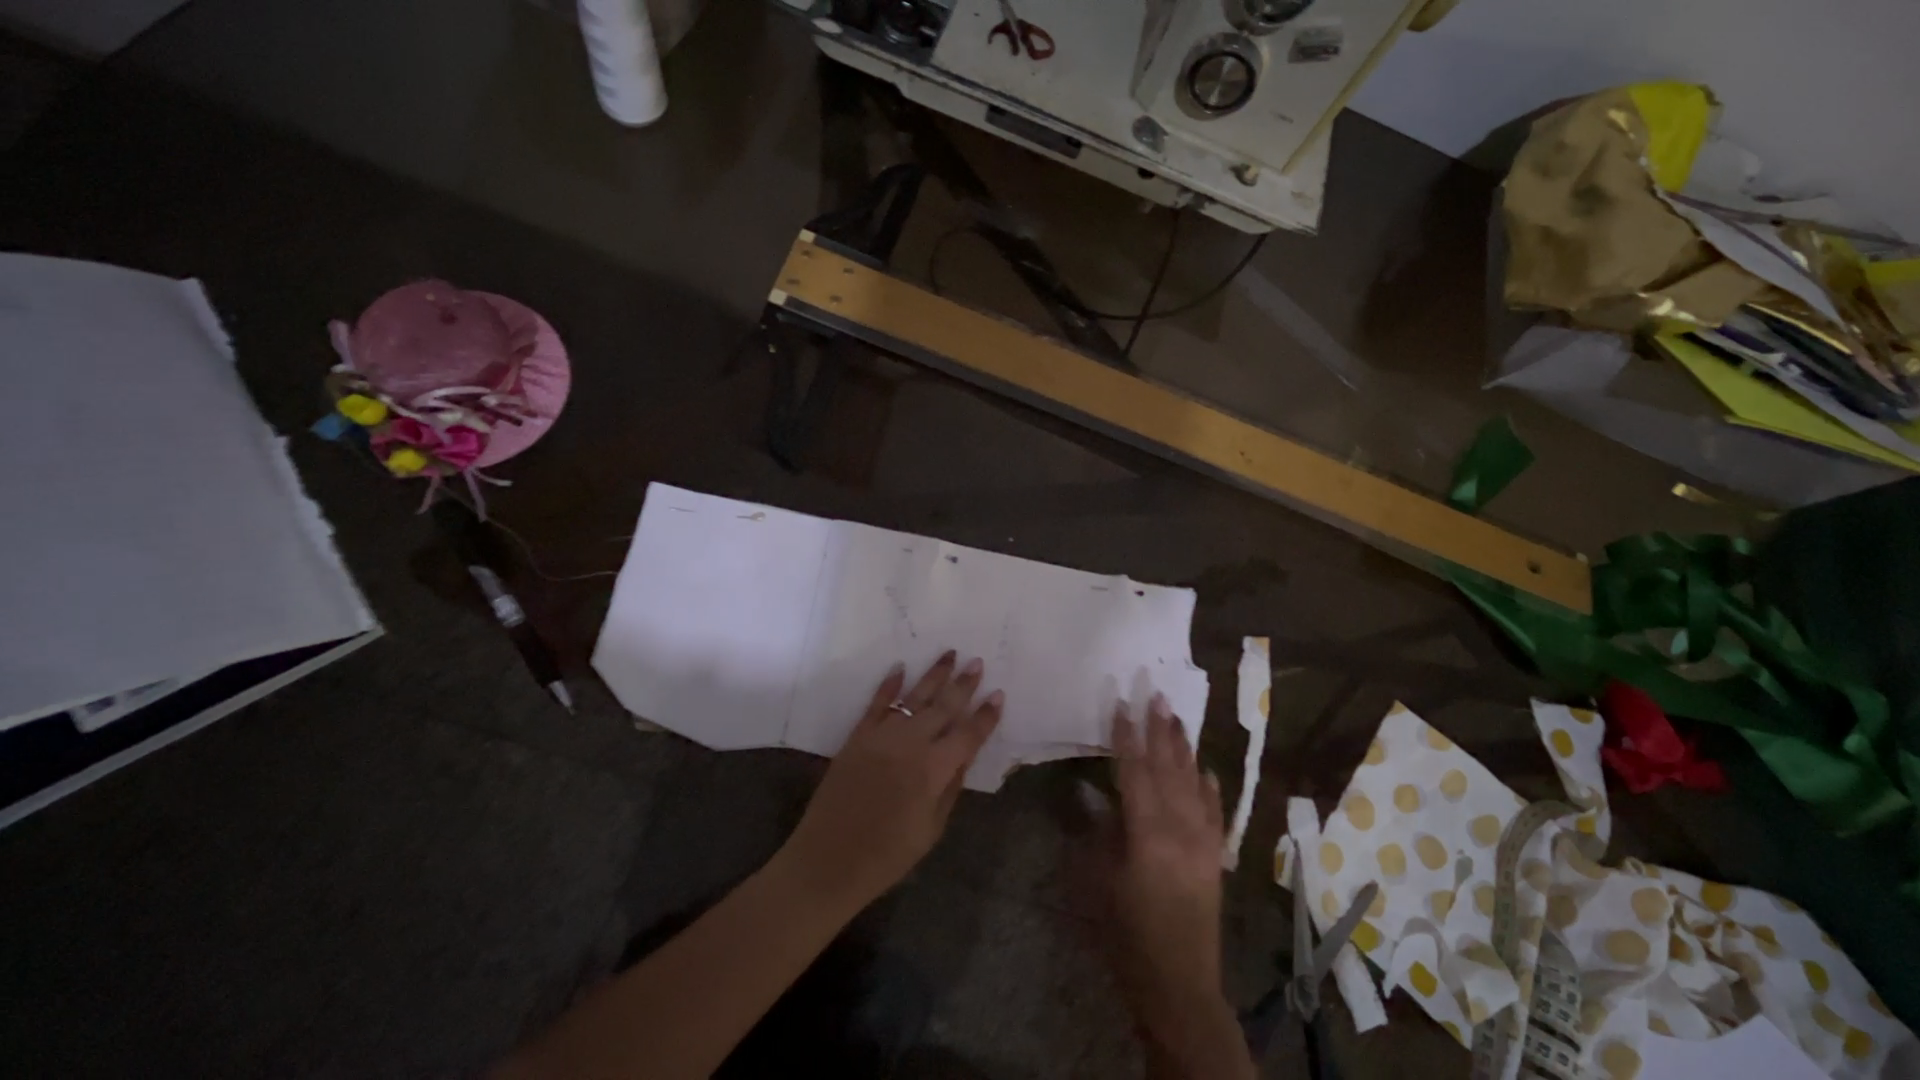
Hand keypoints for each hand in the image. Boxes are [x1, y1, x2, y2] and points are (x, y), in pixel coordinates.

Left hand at [780, 651, 1003, 907]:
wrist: (829, 860)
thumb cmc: (888, 855)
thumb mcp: (932, 828)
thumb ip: (950, 788)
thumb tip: (963, 757)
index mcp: (934, 769)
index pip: (968, 735)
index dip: (985, 716)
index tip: (998, 694)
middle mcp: (910, 744)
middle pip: (943, 707)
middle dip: (963, 685)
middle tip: (977, 662)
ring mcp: (881, 737)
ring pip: (913, 698)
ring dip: (933, 675)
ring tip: (949, 655)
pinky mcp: (856, 738)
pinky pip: (876, 705)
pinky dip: (889, 685)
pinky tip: (900, 669)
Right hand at [1107, 697, 1243, 1072]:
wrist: (1178, 980)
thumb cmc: (1127, 933)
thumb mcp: (1098, 881)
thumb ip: (1096, 833)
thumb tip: (1089, 793)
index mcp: (1147, 832)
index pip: (1134, 771)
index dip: (1125, 737)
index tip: (1121, 704)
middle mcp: (1180, 828)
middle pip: (1169, 768)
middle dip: (1160, 731)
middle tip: (1155, 694)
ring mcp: (1203, 841)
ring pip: (1193, 783)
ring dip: (1184, 749)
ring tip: (1176, 718)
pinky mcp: (1215, 857)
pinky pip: (1214, 812)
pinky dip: (1209, 787)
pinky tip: (1206, 770)